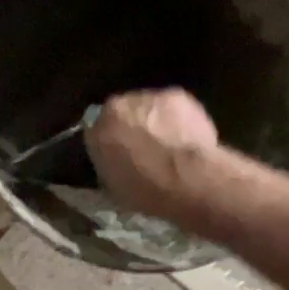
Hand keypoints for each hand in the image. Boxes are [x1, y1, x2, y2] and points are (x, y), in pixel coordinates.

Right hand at [85, 88, 222, 218]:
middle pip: (120, 113)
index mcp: (96, 132)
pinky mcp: (176, 95)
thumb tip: (110, 161)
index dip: (109, 143)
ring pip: (146, 106)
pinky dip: (176, 117)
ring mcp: (146, 97)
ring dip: (153, 120)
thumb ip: (107, 166)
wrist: (192, 182)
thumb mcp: (114, 190)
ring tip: (168, 142)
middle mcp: (115, 107)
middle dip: (129, 126)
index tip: (120, 155)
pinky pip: (171, 105)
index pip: (96, 131)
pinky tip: (186, 135)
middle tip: (144, 149)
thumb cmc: (150, 194)